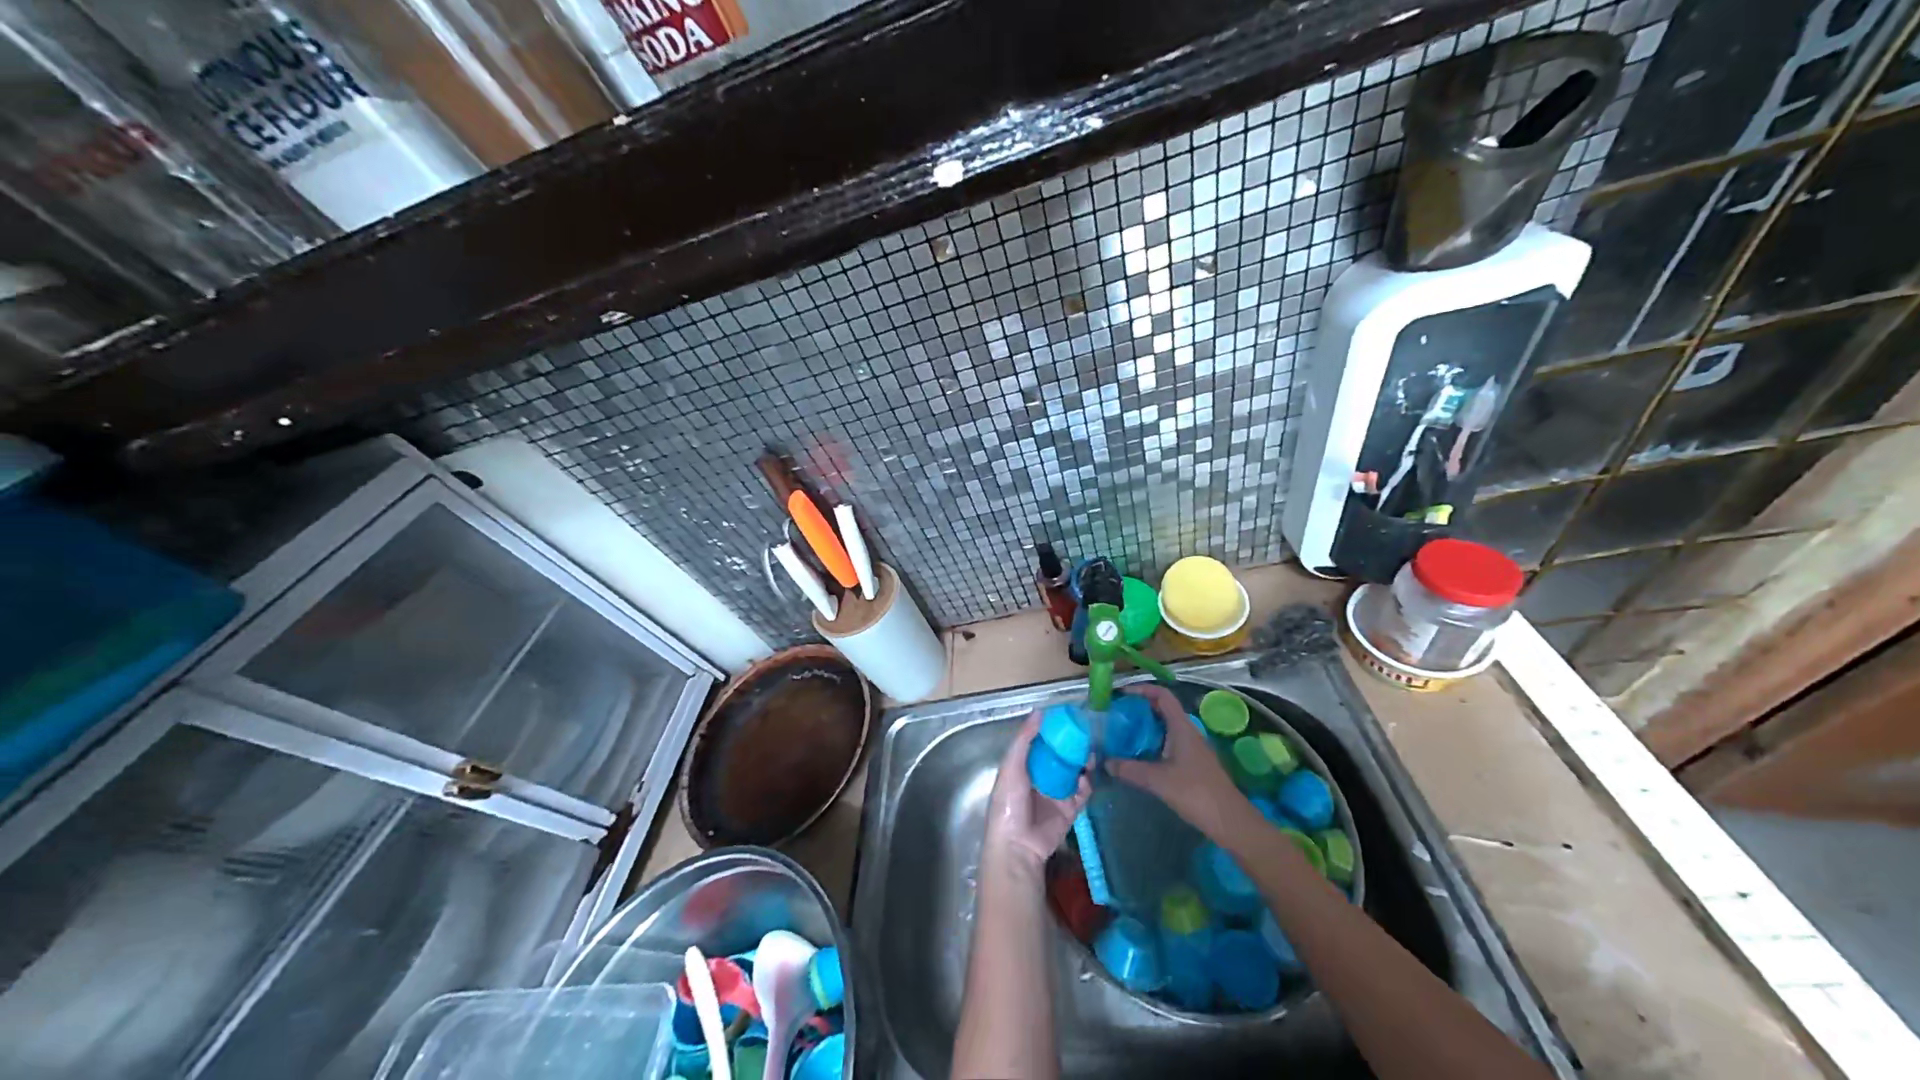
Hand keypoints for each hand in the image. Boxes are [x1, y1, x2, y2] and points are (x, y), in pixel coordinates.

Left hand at [983, 712, 1090, 873]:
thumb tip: (1039, 712)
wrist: (1019, 845)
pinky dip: (1086, 785)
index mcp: (1024, 767)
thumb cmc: (1009, 803)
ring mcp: (1056, 794)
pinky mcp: (1070, 810)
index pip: (1041, 743)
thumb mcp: (1012, 766)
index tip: (1069, 718)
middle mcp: (1041, 778)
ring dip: (1083, 764)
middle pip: (1061, 757)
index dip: (1054, 731)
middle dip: (1073, 747)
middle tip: (1085, 737)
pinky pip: (1082, 794)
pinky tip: (1086, 779)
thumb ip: (1024, 740)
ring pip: (1074, 773)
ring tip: (1090, 756)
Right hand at [1106, 685, 1254, 841]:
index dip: (1142, 690)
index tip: (1121, 695)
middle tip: (1116, 715)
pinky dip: (1152, 743)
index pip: (1163, 696)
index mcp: (1181, 728)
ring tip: (1123, 734)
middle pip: (1163, 709)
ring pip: (1166, 728)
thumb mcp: (1157, 780)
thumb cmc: (1195, 793)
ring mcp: (1192, 748)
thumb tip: (1106, 762)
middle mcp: (1188, 733)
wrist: (1229, 821)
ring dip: (1145, 727)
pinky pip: (1169, 743)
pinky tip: (1140, 757)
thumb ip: (1130, 769)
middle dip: (1140, 708)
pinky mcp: (1193, 763)